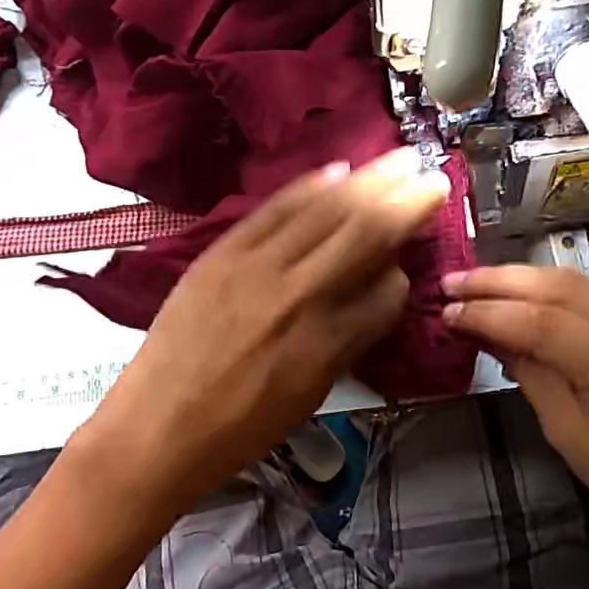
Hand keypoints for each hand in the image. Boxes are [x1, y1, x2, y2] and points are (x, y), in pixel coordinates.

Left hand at [72, 148, 450, 507]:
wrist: (156, 427)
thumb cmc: (239, 429)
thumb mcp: (309, 394)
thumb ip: (348, 340)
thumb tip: (375, 295)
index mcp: (326, 343)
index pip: (387, 293)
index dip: (403, 274)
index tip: (407, 262)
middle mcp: (298, 295)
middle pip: (364, 233)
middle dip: (404, 201)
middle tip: (431, 174)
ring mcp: (255, 267)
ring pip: (324, 211)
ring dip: (368, 181)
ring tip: (398, 159)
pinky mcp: (221, 252)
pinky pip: (275, 210)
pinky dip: (308, 187)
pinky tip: (336, 170)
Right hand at [442, 265, 588, 547]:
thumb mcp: (567, 433)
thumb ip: (527, 370)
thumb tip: (478, 327)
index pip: (547, 324)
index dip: (491, 313)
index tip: (448, 310)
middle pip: (566, 289)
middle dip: (502, 282)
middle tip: (454, 281)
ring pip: (585, 285)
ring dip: (528, 282)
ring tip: (479, 283)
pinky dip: (565, 296)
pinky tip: (530, 296)